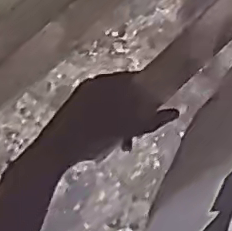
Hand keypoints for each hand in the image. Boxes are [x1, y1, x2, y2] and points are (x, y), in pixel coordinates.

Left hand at [33, 71, 177, 163]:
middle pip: (124, 92)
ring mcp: (81, 96)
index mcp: (108, 81)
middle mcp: (94, 83)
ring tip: (124, 142)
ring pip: (111, 103)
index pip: (136, 78)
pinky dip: (106, 122)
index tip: (156, 108)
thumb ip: (153, 119)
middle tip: (140, 130)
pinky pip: (97, 110)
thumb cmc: (95, 136)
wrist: (55, 152)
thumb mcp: (129, 128)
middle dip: (134, 110)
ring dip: (121, 120)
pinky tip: (108, 141)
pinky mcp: (72, 110)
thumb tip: (176, 112)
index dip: (149, 92)